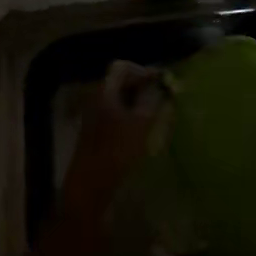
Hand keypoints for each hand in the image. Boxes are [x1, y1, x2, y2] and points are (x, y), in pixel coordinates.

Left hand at [59, 60, 164, 222]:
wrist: (90, 188)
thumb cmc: (115, 153)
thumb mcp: (140, 124)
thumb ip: (152, 101)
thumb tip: (162, 85)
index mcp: (103, 93)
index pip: (123, 67)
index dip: (144, 71)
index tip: (164, 84)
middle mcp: (96, 100)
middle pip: (121, 83)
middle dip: (144, 86)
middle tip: (165, 98)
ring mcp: (95, 118)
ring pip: (120, 100)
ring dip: (140, 102)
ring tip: (159, 113)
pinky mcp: (97, 134)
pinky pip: (117, 116)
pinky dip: (132, 116)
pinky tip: (145, 130)